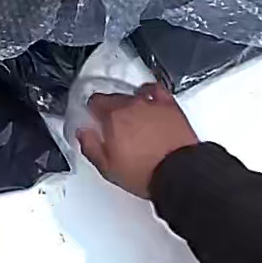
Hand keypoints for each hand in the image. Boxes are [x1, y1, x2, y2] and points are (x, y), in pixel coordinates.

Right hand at [75, 82, 198, 198]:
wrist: (178, 173)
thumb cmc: (147, 172)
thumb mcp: (108, 167)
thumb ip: (90, 146)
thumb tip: (83, 133)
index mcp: (113, 118)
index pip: (95, 102)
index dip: (92, 111)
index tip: (94, 120)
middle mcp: (131, 106)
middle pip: (113, 98)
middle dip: (110, 110)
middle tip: (113, 128)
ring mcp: (151, 104)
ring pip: (133, 94)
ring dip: (129, 104)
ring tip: (132, 119)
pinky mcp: (169, 106)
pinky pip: (156, 89)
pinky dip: (150, 92)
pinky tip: (149, 100)